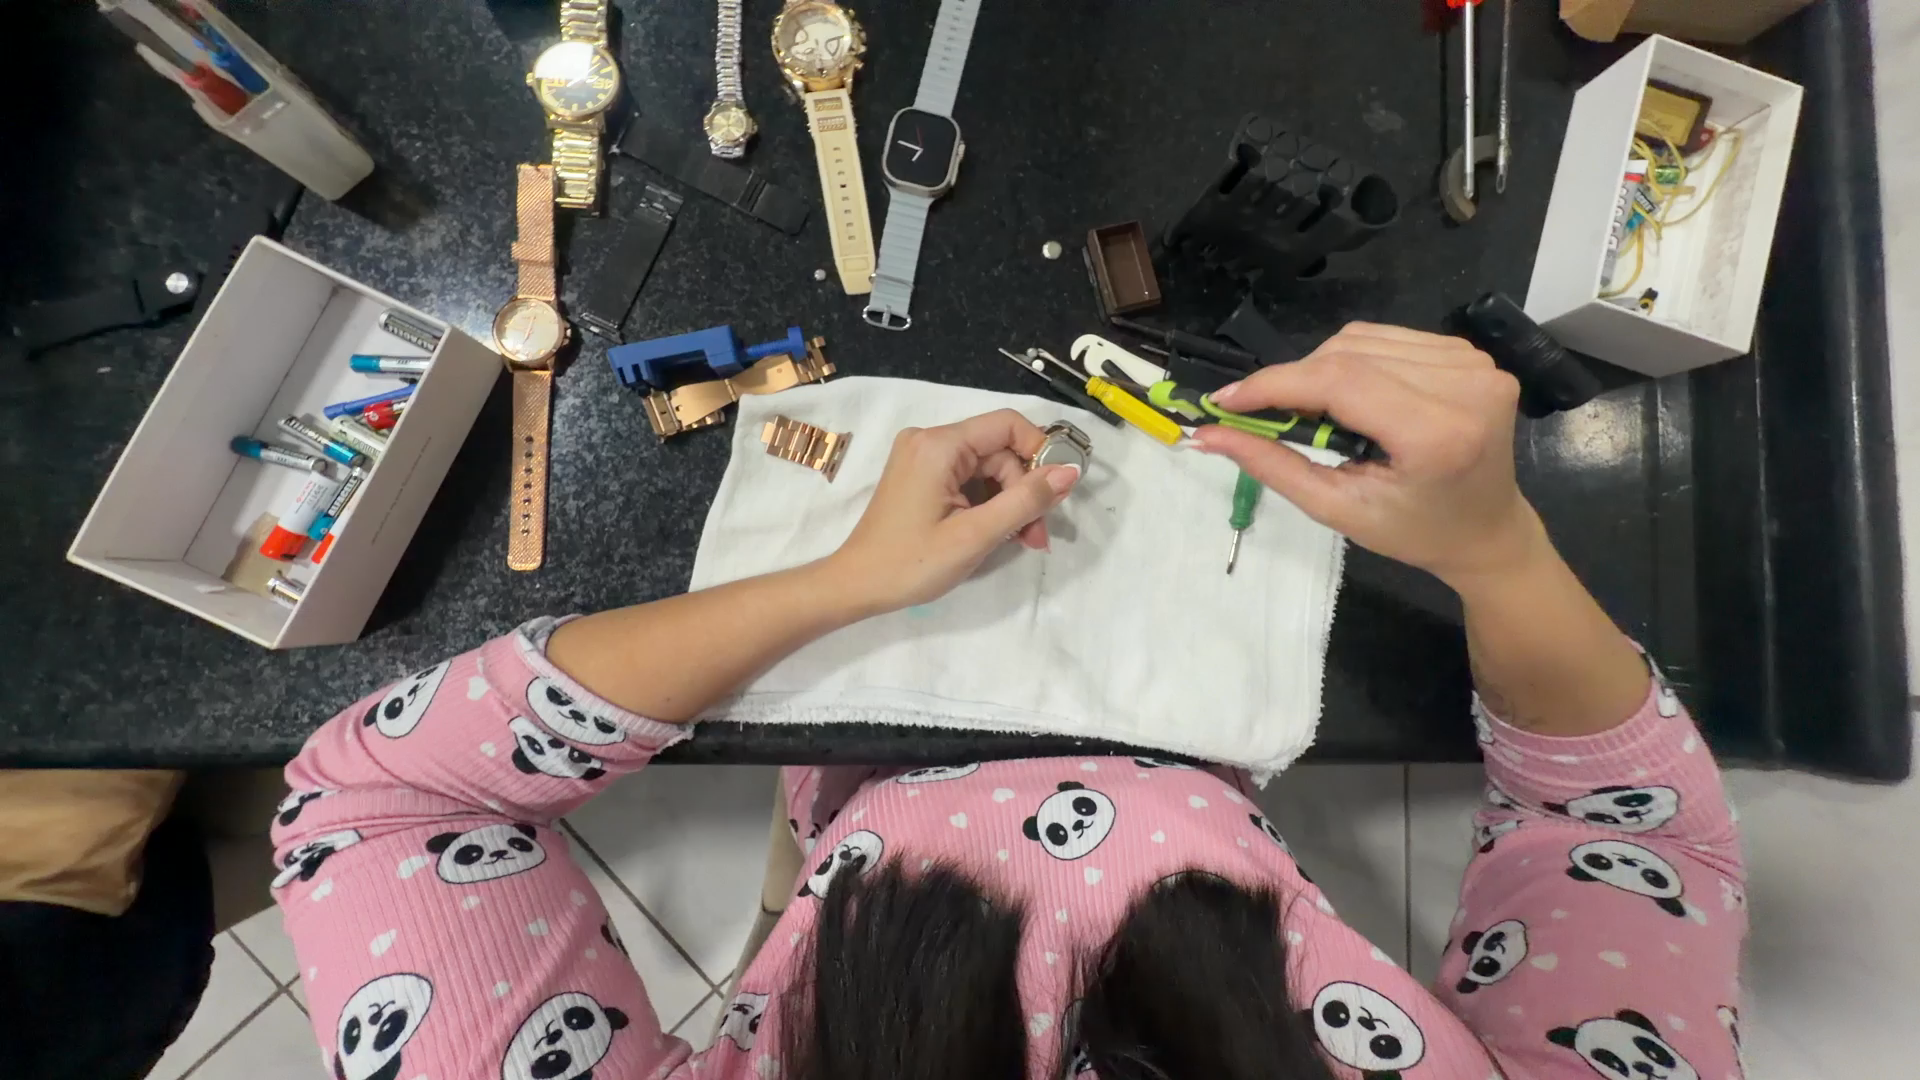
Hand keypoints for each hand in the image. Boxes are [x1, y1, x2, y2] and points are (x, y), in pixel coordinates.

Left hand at [825, 410, 1080, 612]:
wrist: (857, 586)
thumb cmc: (912, 564)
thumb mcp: (975, 535)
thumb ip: (1025, 501)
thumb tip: (1070, 472)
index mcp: (939, 445)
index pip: (1007, 425)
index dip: (1040, 451)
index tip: (1057, 490)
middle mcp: (929, 440)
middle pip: (999, 451)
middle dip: (1024, 491)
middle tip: (1037, 537)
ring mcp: (923, 458)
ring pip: (987, 469)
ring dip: (1009, 503)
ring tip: (1022, 541)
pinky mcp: (922, 477)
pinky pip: (968, 480)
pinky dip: (988, 504)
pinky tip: (999, 533)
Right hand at [1192, 323, 1537, 586]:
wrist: (1485, 529)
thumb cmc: (1410, 531)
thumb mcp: (1334, 508)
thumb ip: (1270, 465)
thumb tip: (1205, 435)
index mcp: (1436, 433)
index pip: (1339, 382)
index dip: (1273, 385)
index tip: (1223, 403)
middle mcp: (1464, 385)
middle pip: (1345, 355)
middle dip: (1289, 382)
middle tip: (1259, 416)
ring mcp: (1472, 363)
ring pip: (1359, 340)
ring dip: (1316, 371)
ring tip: (1309, 413)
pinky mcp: (1468, 354)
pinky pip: (1383, 339)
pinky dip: (1347, 363)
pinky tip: (1346, 398)